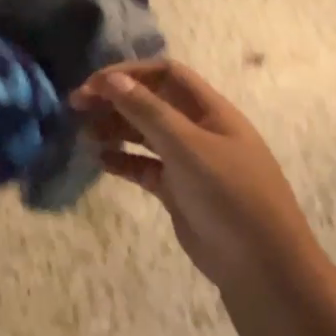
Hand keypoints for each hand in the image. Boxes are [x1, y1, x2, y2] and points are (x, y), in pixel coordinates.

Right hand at [72, 59, 319, 290]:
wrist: (260, 262)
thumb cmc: (229, 194)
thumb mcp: (187, 147)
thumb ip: (147, 111)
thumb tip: (111, 79)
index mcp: (210, 111)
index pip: (165, 74)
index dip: (129, 73)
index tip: (93, 85)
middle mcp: (198, 130)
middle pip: (151, 102)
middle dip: (114, 99)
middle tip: (75, 107)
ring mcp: (188, 162)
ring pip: (144, 134)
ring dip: (114, 129)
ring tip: (84, 135)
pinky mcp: (177, 190)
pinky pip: (143, 167)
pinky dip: (121, 161)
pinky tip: (100, 161)